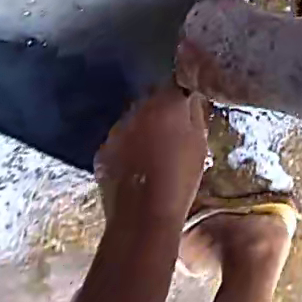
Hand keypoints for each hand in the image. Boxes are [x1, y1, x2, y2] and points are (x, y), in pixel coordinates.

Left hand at [94, 86, 207, 224]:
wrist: (143, 219)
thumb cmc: (180, 178)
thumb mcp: (199, 142)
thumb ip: (195, 112)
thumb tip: (191, 98)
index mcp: (164, 103)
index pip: (175, 82)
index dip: (183, 91)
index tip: (189, 102)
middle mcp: (137, 110)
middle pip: (151, 99)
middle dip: (161, 108)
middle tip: (173, 128)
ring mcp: (115, 131)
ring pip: (134, 119)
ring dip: (143, 126)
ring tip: (154, 149)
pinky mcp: (102, 153)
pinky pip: (119, 140)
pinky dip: (128, 147)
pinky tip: (137, 165)